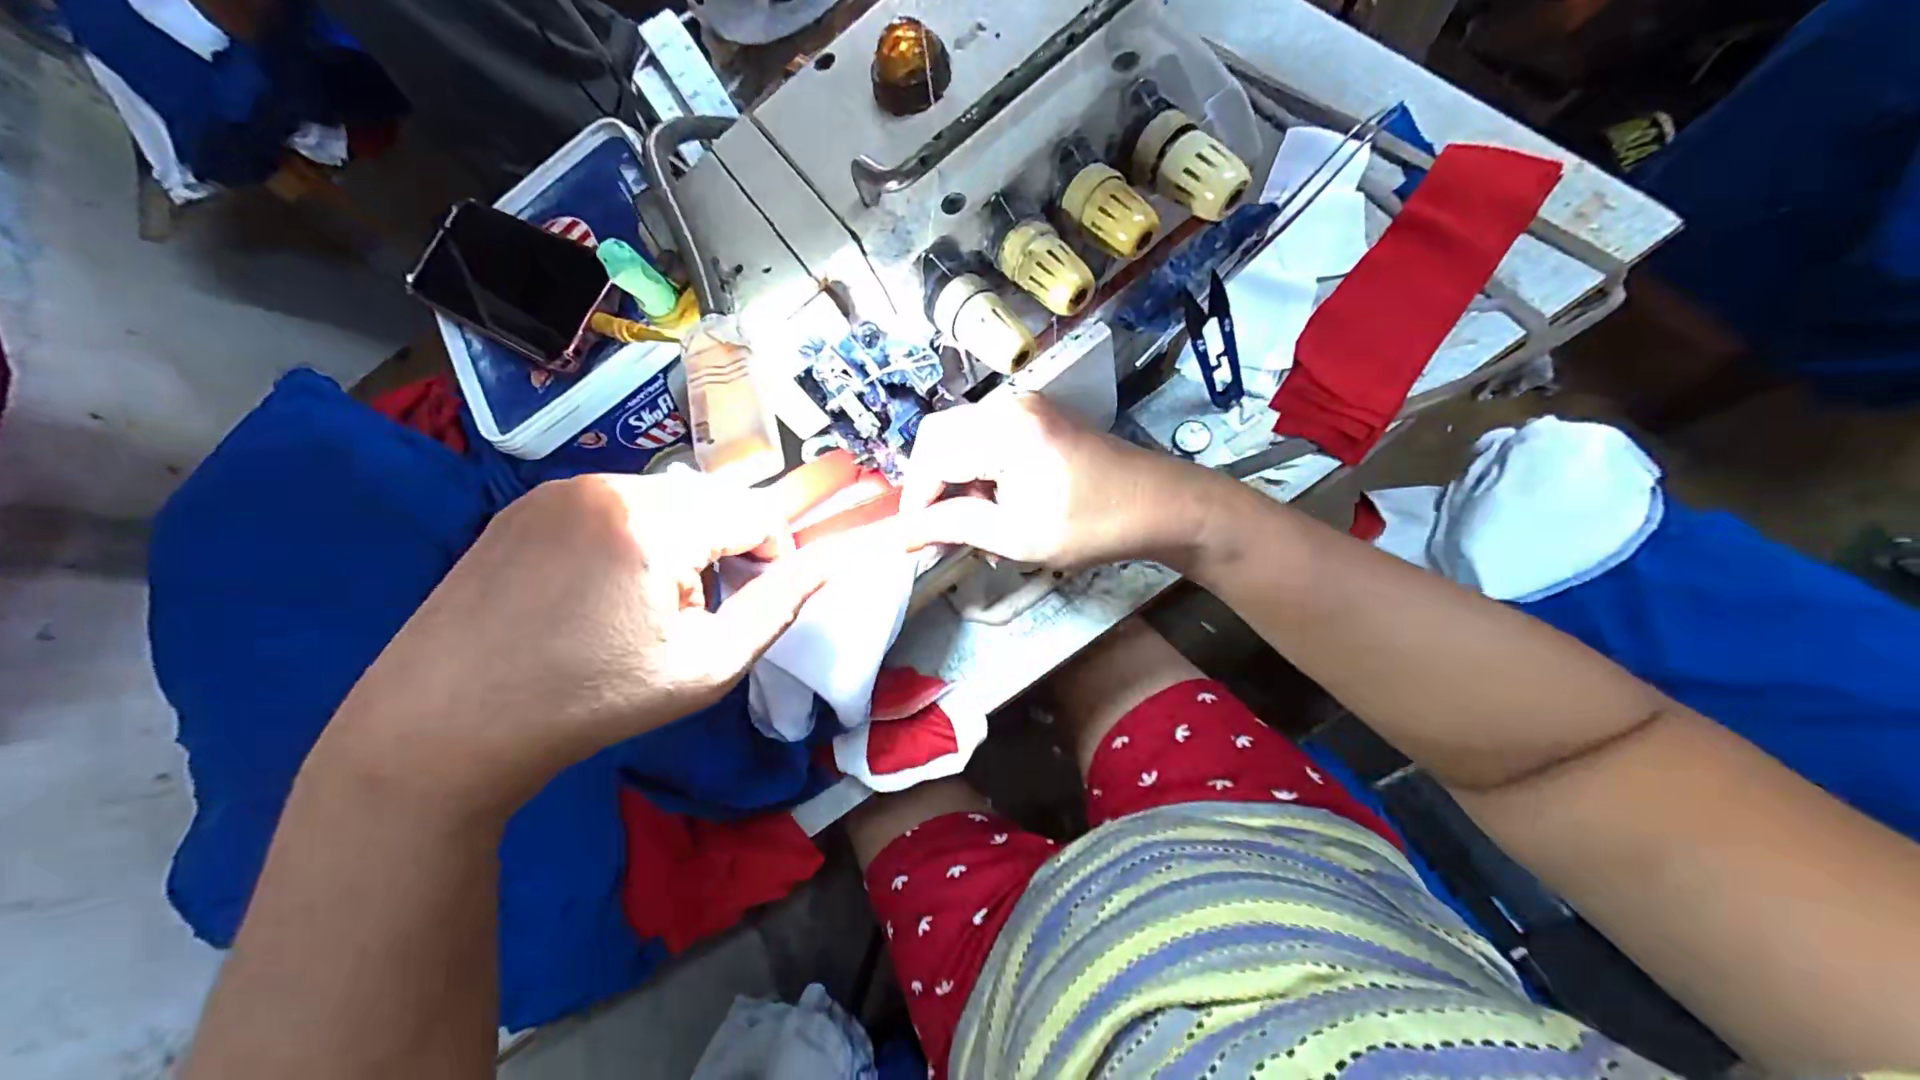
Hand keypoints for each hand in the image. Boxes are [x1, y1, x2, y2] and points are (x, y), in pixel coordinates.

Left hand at [314, 471, 857, 815]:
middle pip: (711, 500)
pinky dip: (635, 536)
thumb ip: (777, 608)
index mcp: (653, 522)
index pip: (756, 512)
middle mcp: (607, 485)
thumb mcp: (705, 666)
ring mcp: (559, 489)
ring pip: (664, 499)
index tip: (753, 602)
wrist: (442, 724)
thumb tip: (827, 565)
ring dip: (682, 540)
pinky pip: (614, 504)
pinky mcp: (526, 503)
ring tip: (647, 603)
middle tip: (699, 609)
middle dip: (727, 547)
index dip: (774, 556)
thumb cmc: (590, 702)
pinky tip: (600, 591)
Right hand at [900, 393, 1225, 568]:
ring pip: (959, 437)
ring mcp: (1025, 406)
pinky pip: (985, 436)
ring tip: (979, 523)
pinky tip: (999, 503)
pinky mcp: (1037, 415)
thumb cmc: (1094, 525)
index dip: (916, 502)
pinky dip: (979, 469)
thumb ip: (956, 527)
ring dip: (956, 479)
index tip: (915, 539)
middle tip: (941, 529)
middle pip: (938, 437)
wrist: (1162, 504)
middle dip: (931, 486)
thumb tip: (905, 535)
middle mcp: (1009, 405)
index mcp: (1004, 430)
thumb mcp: (1019, 536)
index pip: (932, 459)